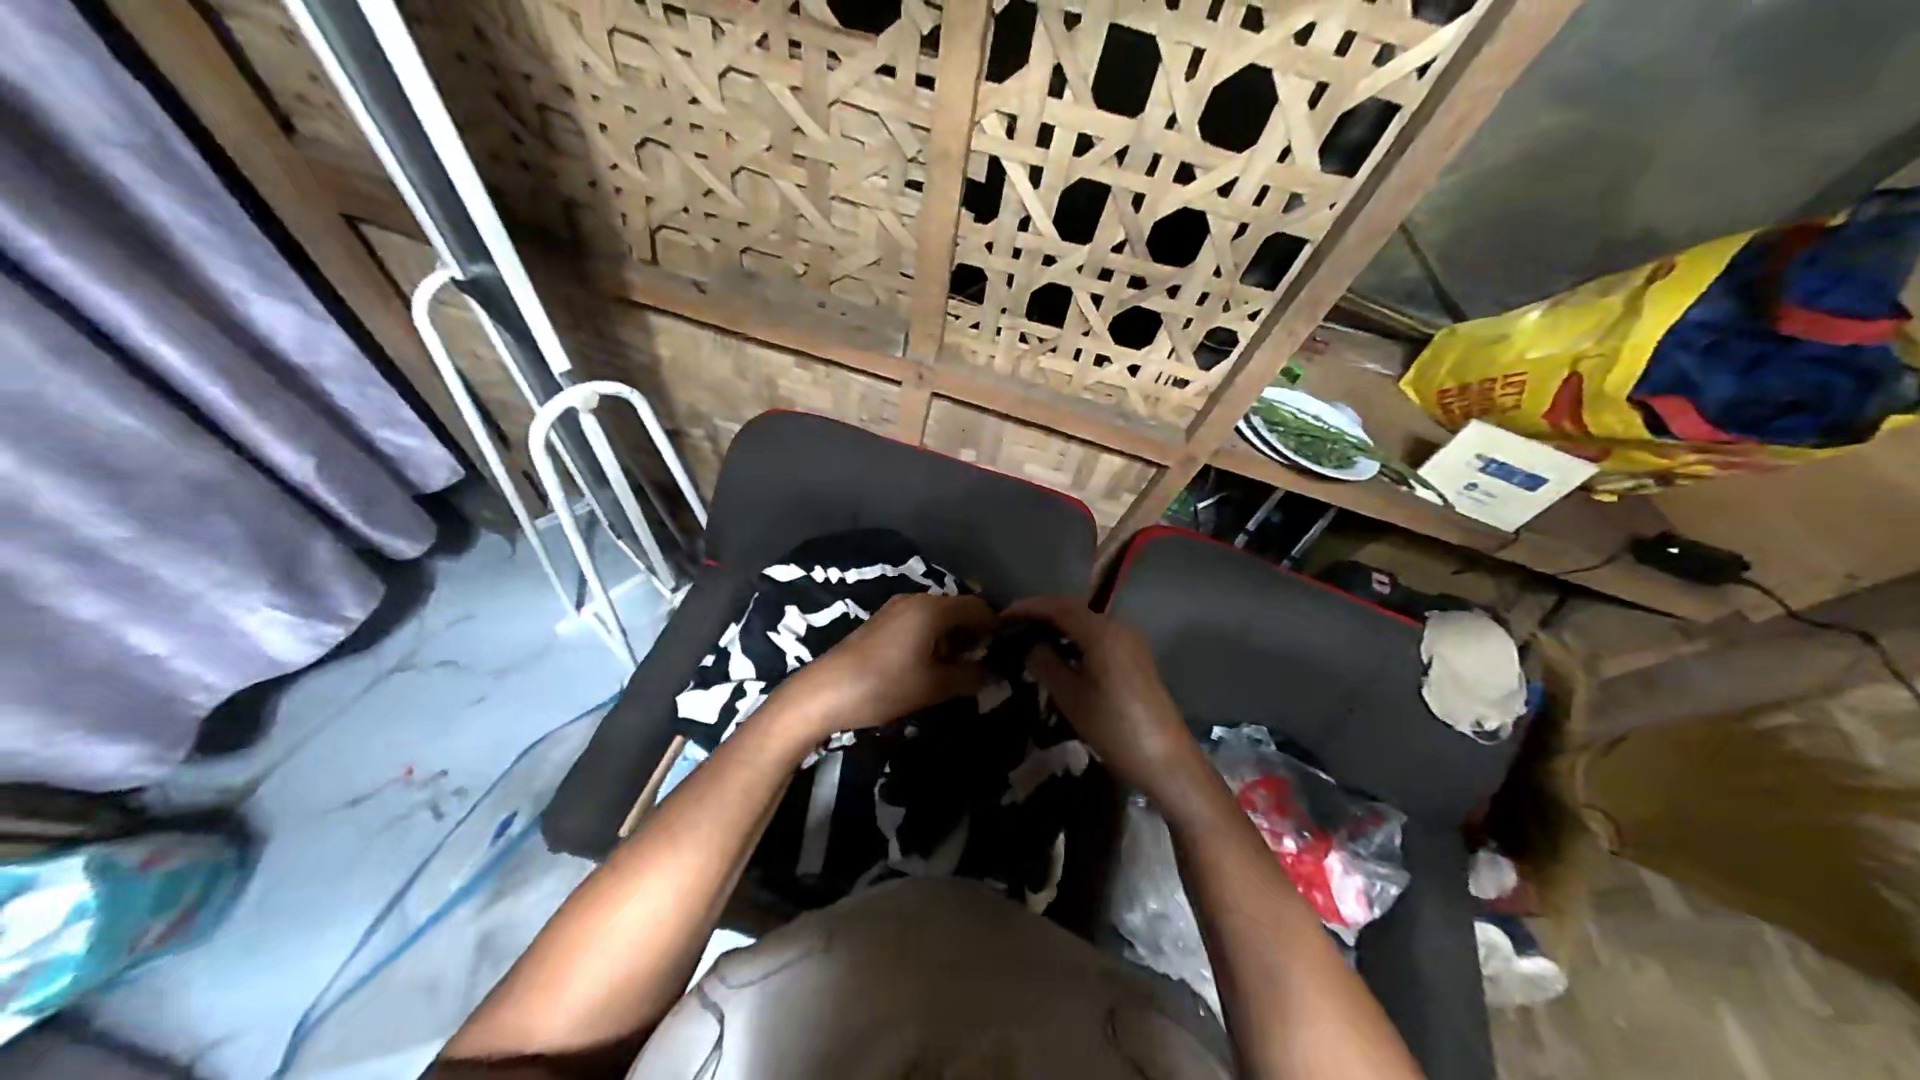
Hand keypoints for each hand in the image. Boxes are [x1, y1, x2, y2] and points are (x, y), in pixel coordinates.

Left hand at [771, 592, 993, 739]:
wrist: (824, 692)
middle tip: (980, 666)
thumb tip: (992, 673)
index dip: (995, 628)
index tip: (1001, 654)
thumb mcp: (934, 686)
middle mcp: (916, 600)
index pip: (979, 607)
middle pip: (958, 609)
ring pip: (938, 616)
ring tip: (954, 670)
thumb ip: (970, 677)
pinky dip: (932, 638)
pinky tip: (927, 665)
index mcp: (933, 609)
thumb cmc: (885, 686)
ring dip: (952, 638)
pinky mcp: (881, 621)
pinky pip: (919, 622)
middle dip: (973, 635)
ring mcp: (895, 609)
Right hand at [1005, 596, 1198, 792]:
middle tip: (1012, 627)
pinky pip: (1099, 634)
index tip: (1001, 618)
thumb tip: (1029, 645)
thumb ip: (1046, 663)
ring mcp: (1130, 641)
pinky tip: (1059, 654)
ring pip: (1087, 621)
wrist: (1166, 761)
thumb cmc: (1114, 728)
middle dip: (1042, 613)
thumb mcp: (1071, 697)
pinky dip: (1075, 636)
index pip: (1058, 607)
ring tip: (1029, 639)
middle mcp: (1119, 627)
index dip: (1028, 608)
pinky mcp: (1135, 656)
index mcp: (1102, 633)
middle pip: (1074, 608)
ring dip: (1059, 624)